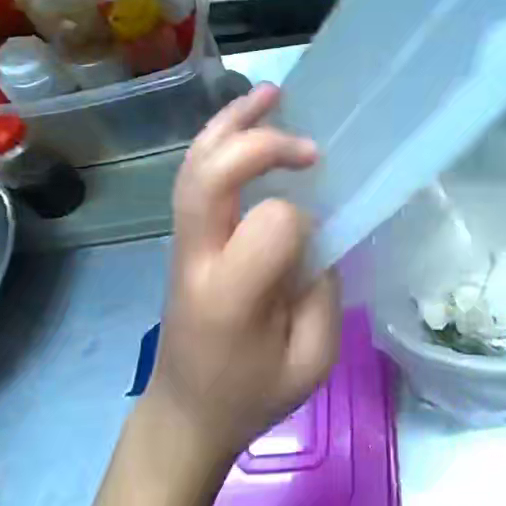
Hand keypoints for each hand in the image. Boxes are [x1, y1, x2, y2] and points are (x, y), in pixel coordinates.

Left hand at [150, 84, 341, 461]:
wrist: (184, 413)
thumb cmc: (249, 395)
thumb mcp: (310, 363)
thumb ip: (323, 295)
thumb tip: (318, 235)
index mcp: (231, 296)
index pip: (269, 225)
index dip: (301, 220)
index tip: (317, 241)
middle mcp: (199, 258)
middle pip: (212, 176)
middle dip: (259, 145)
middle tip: (308, 147)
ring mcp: (182, 242)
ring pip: (195, 166)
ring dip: (230, 124)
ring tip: (270, 93)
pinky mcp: (182, 236)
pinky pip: (194, 175)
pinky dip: (219, 140)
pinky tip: (246, 124)